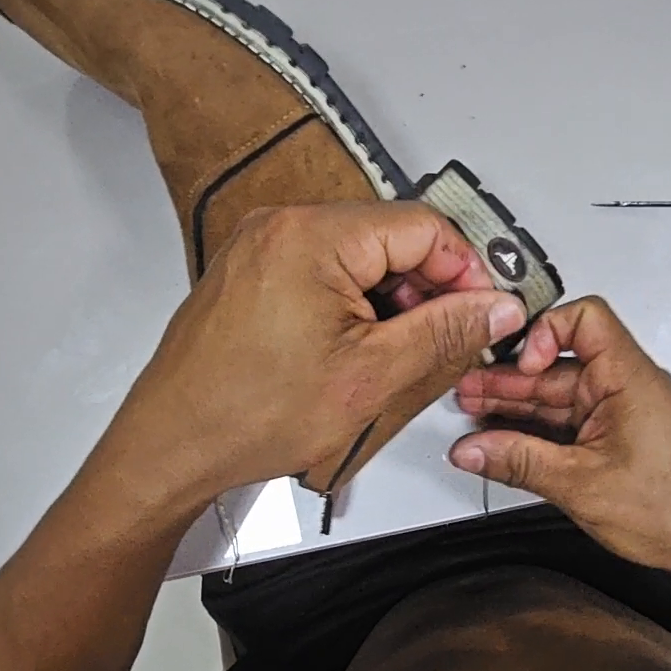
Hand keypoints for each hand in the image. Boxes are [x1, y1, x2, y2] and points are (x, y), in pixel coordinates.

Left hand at [103, 203, 525, 503]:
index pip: (423, 226)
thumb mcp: (370, 377)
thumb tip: (496, 308)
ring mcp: (262, 247)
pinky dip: (355, 303)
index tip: (481, 311)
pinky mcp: (254, 271)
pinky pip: (325, 270)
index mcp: (311, 237)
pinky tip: (357, 349)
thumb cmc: (247, 415)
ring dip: (392, 300)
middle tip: (444, 339)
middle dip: (428, 288)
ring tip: (393, 354)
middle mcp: (281, 227)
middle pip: (391, 237)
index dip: (465, 270)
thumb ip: (444, 333)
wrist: (174, 444)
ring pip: (361, 256)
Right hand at [448, 296, 670, 576]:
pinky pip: (566, 422)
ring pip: (557, 396)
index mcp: (630, 379)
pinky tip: (502, 440)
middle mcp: (626, 387)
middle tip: (468, 390)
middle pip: (557, 364)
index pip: (585, 319)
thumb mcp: (580, 484)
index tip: (519, 363)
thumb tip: (474, 449)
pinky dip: (534, 430)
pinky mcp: (614, 435)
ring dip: (516, 406)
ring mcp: (619, 412)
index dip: (544, 331)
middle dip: (510, 378)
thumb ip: (518, 461)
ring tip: (474, 414)